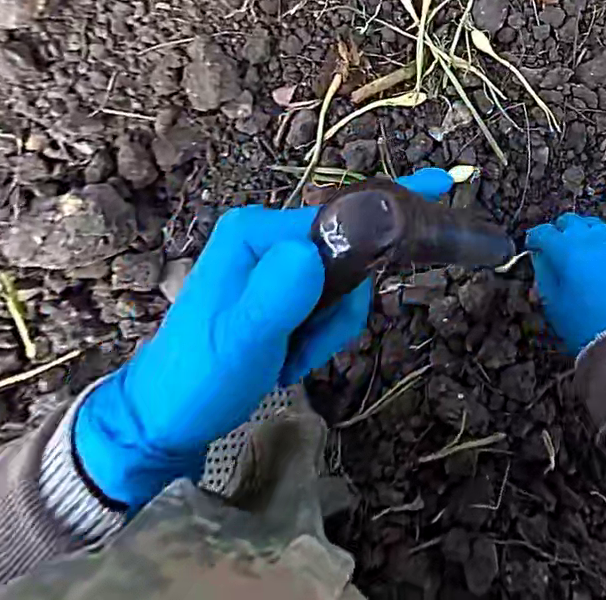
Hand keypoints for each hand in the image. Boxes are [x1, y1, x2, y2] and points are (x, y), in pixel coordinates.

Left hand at [74, 167, 454, 506]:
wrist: (162, 422)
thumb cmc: (197, 377)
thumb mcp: (239, 339)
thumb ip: (274, 296)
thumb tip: (312, 251)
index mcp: (259, 231)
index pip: (342, 215)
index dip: (388, 219)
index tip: (442, 183)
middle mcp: (273, 236)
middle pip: (353, 248)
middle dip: (347, 300)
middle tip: (316, 342)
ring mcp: (280, 262)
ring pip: (350, 279)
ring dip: (335, 322)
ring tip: (295, 356)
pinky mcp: (286, 287)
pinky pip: (335, 298)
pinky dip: (327, 330)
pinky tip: (294, 355)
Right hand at [525, 213, 605, 355]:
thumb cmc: (585, 325)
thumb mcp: (553, 303)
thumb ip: (543, 274)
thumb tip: (540, 257)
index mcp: (566, 251)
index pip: (544, 232)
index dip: (535, 238)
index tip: (534, 245)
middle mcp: (590, 240)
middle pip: (570, 221)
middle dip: (559, 230)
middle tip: (556, 245)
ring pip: (594, 225)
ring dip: (583, 232)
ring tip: (580, 248)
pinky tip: (604, 250)